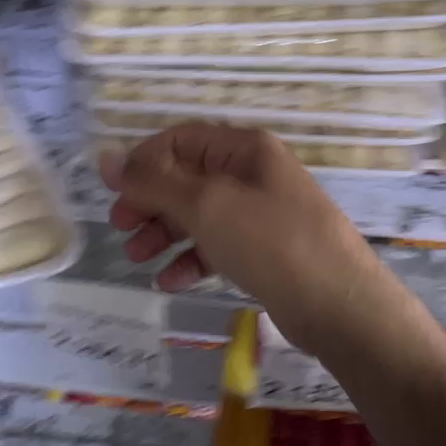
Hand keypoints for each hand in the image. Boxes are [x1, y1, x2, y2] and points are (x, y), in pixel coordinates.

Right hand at [100, 123, 390, 352]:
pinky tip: (170, 281)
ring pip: (199, 214)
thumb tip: (105, 157)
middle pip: (186, 177)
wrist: (340, 305)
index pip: (180, 140)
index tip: (115, 193)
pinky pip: (217, 245)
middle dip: (150, 201)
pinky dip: (191, 259)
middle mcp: (253, 173)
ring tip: (137, 258)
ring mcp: (261, 213)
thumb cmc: (270, 241)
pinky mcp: (265, 251)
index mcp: (244, 148)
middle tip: (122, 227)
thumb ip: (152, 181)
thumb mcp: (205, 204)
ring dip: (164, 233)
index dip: (143, 162)